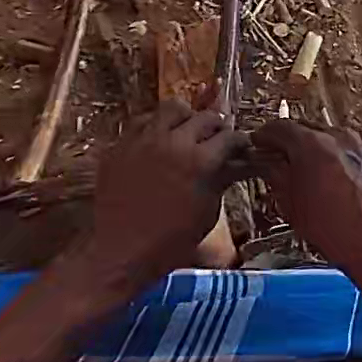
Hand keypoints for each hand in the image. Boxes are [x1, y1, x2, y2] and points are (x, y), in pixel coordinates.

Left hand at [80, 100, 242, 290]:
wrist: (119, 252)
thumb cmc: (171, 241)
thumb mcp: (206, 213)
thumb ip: (221, 181)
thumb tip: (237, 165)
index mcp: (200, 161)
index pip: (229, 138)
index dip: (239, 142)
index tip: (241, 148)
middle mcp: (175, 142)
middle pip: (205, 117)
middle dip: (217, 127)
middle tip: (217, 138)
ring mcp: (145, 140)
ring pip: (172, 109)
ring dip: (186, 117)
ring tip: (188, 130)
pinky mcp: (122, 144)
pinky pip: (142, 121)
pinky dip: (156, 125)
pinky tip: (159, 137)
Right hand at [249, 120, 361, 294]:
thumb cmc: (333, 231)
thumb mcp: (290, 204)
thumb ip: (275, 174)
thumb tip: (267, 162)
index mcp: (311, 143)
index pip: (278, 127)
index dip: (263, 136)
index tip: (256, 146)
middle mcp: (336, 135)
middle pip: (302, 127)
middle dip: (285, 140)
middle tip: (272, 157)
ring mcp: (357, 144)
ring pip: (323, 136)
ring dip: (307, 147)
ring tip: (296, 169)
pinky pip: (340, 147)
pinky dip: (327, 154)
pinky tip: (321, 176)